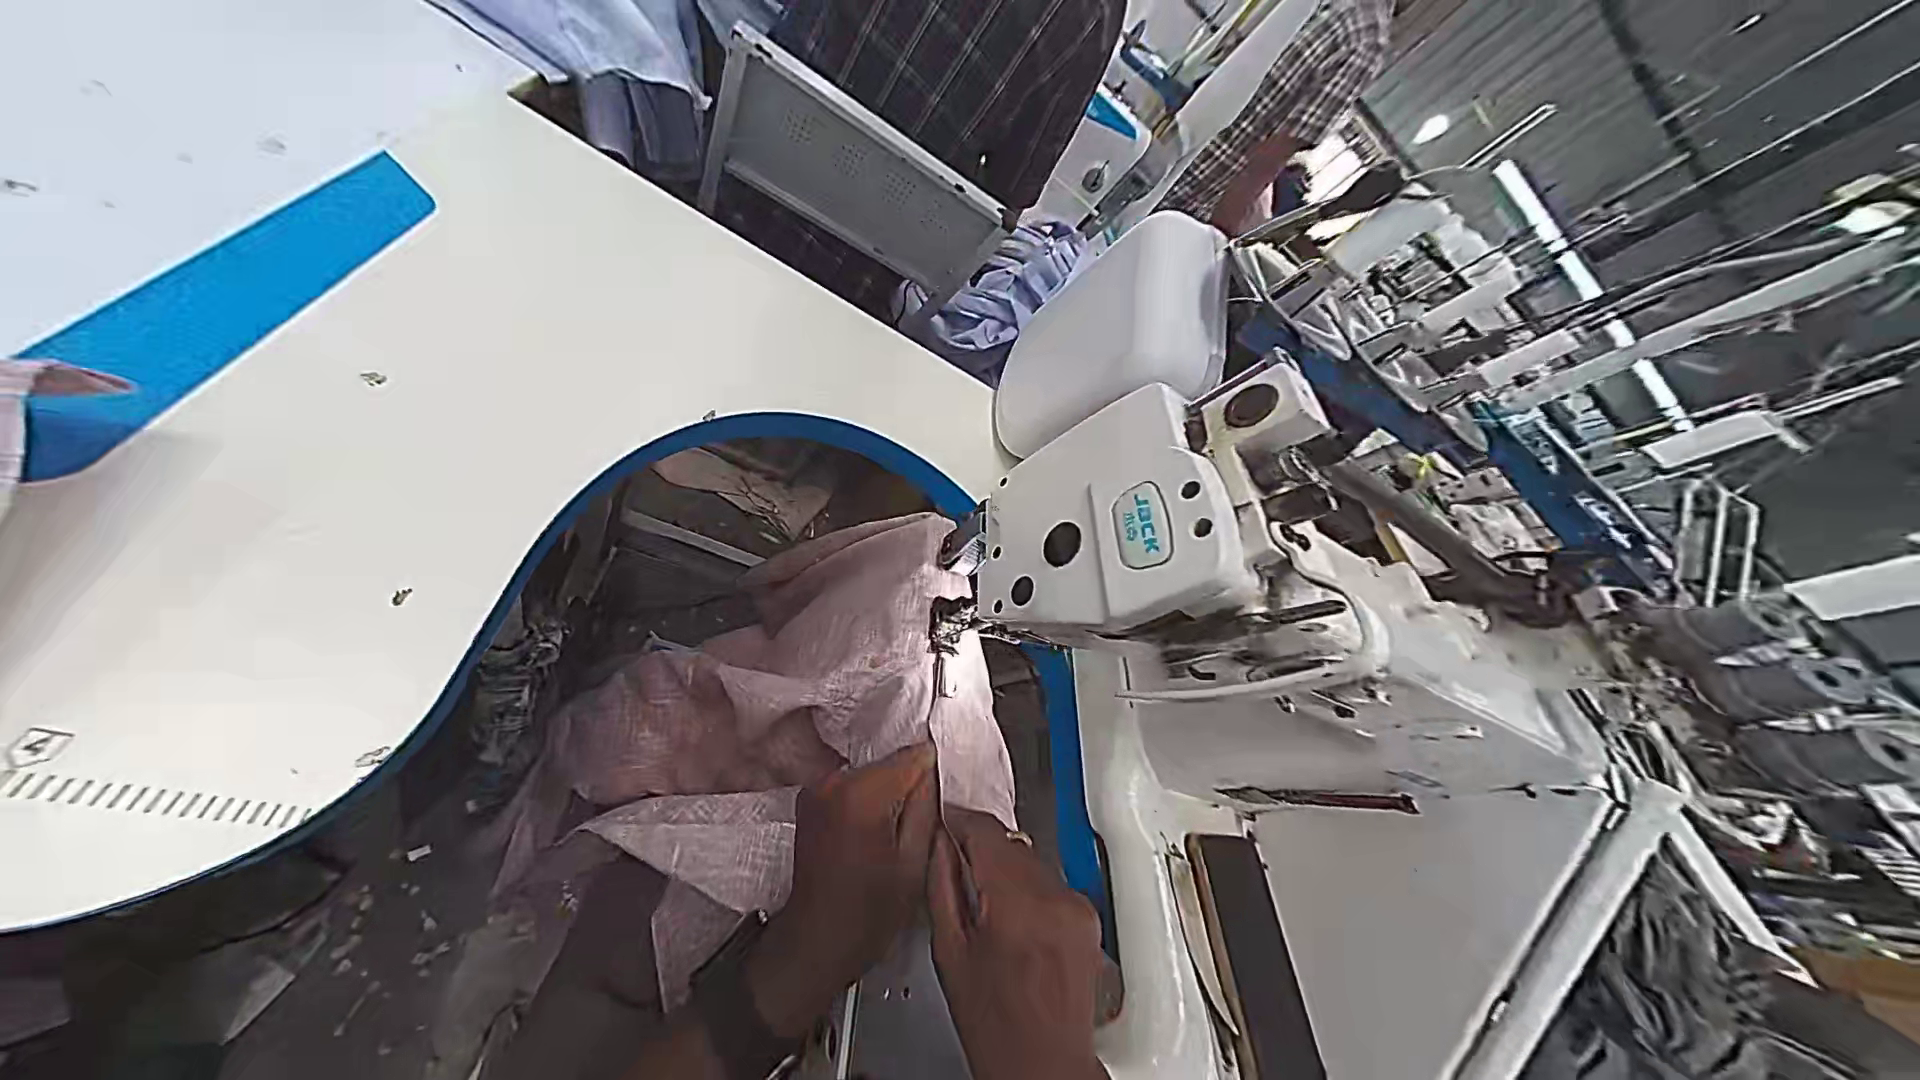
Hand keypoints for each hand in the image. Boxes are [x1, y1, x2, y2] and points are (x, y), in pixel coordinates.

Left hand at [746, 742, 938, 1036]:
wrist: (815, 941)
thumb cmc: (866, 915)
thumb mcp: (914, 862)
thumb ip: (927, 805)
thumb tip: (931, 770)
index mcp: (860, 795)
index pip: (911, 757)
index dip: (931, 773)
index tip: (937, 796)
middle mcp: (833, 782)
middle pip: (889, 763)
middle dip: (908, 783)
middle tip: (915, 822)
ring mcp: (817, 789)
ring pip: (872, 771)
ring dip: (887, 790)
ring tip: (892, 831)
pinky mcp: (811, 798)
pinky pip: (853, 783)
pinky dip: (867, 797)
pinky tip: (872, 831)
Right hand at [929, 806, 1107, 1079]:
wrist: (1045, 1067)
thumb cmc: (994, 1024)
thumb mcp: (950, 951)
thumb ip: (942, 883)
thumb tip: (940, 839)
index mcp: (1015, 904)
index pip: (986, 830)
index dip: (960, 821)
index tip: (946, 822)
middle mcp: (1053, 897)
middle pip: (1009, 843)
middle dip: (981, 847)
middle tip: (956, 863)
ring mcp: (1076, 905)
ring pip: (1029, 857)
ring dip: (1005, 866)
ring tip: (985, 900)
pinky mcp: (1088, 915)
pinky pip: (1049, 879)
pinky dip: (1029, 885)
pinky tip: (1014, 916)